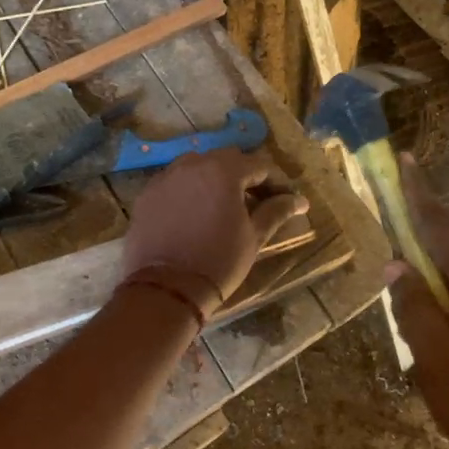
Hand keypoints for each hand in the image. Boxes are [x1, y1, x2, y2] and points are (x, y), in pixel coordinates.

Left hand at [121, 148, 307, 318]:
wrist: (166, 288)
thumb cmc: (218, 261)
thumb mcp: (253, 237)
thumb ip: (276, 211)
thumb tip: (300, 200)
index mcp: (223, 170)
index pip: (259, 166)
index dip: (275, 183)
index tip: (285, 201)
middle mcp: (192, 164)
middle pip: (227, 160)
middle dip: (245, 176)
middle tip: (257, 202)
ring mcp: (166, 177)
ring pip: (197, 167)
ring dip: (215, 180)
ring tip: (224, 206)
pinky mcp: (147, 194)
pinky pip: (175, 183)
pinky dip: (189, 191)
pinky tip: (194, 214)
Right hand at [387, 156, 448, 448]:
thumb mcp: (435, 359)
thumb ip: (412, 308)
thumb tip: (398, 265)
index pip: (440, 225)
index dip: (418, 193)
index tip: (405, 159)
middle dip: (420, 253)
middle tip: (394, 270)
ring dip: (435, 296)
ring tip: (418, 336)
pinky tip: (446, 354)